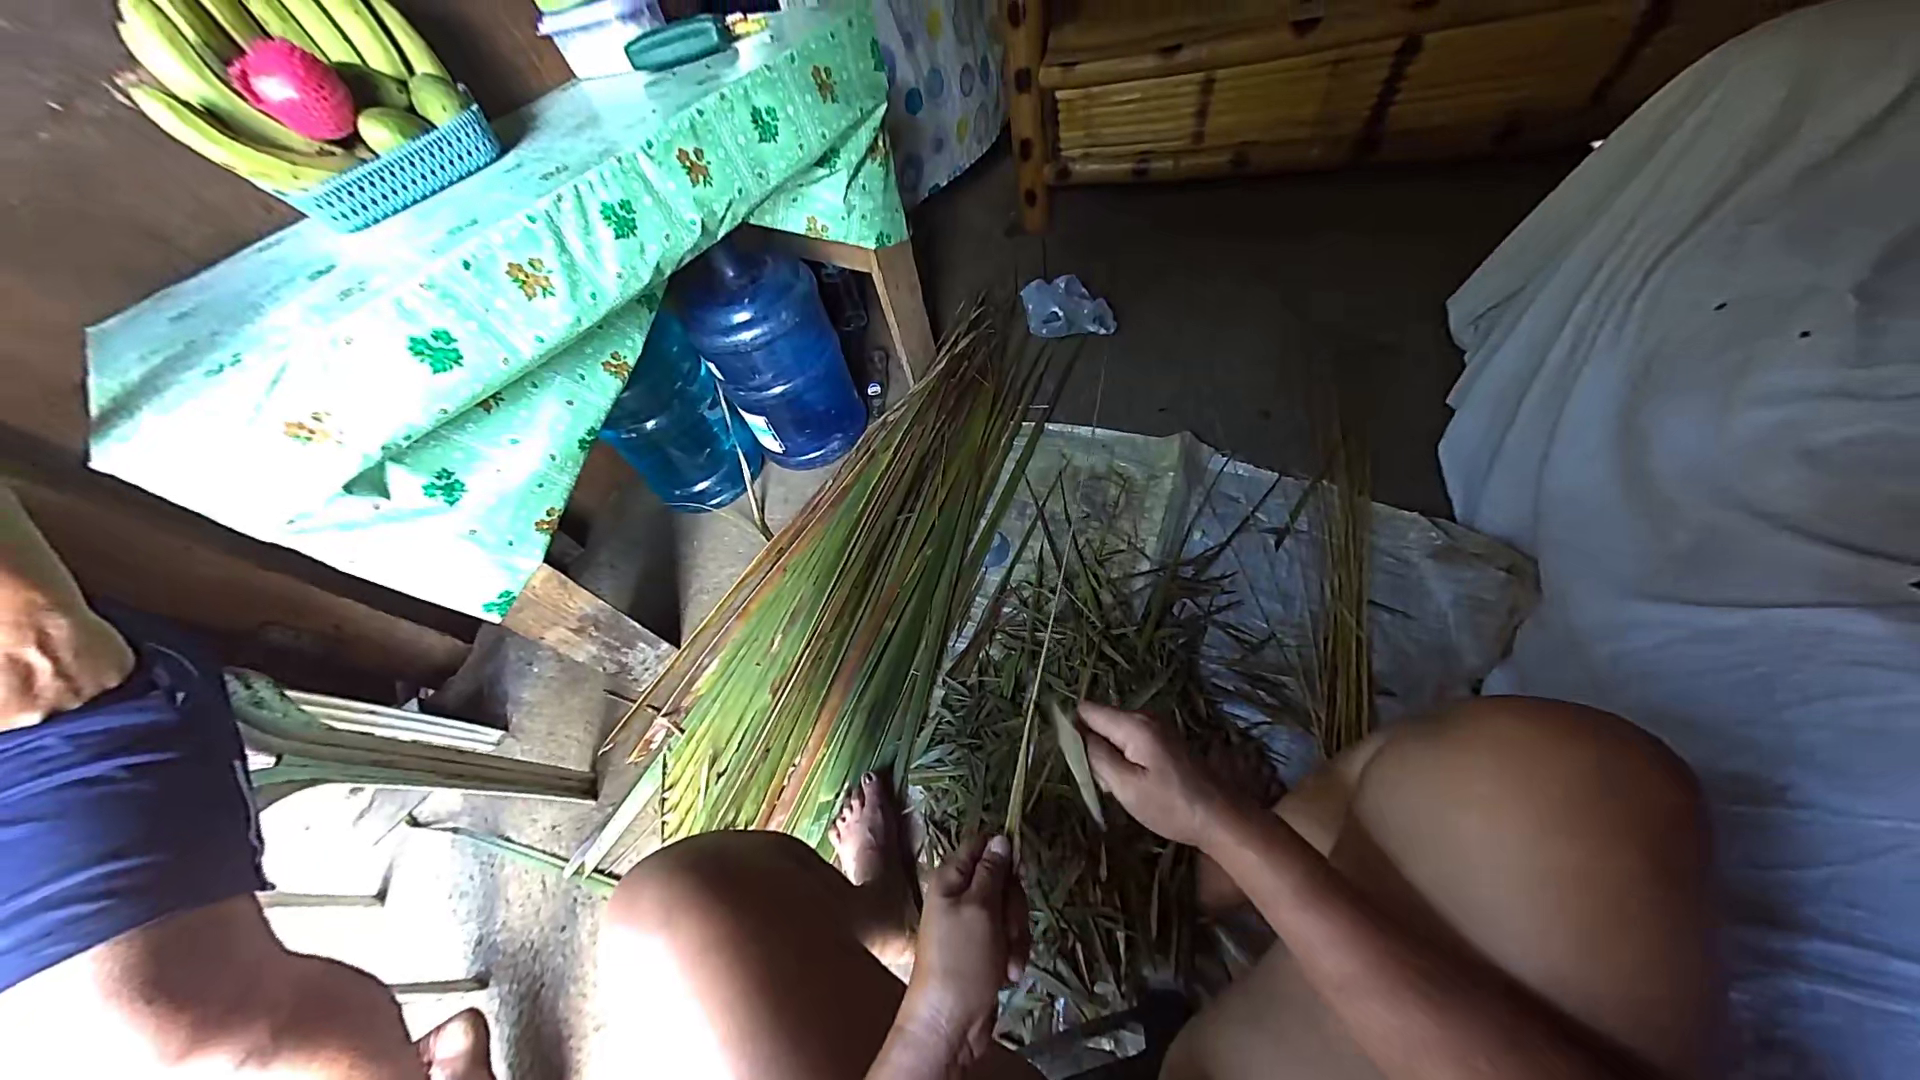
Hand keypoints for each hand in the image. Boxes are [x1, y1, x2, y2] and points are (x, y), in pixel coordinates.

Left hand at [898, 834, 1028, 1062]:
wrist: (950, 1025)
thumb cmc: (962, 960)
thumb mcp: (980, 908)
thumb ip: (992, 872)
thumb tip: (1001, 838)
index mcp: (951, 878)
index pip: (981, 845)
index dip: (1003, 854)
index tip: (1019, 873)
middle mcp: (960, 896)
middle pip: (1002, 879)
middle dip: (1013, 905)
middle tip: (1008, 927)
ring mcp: (972, 923)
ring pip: (1009, 910)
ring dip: (1016, 935)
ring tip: (1008, 958)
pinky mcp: (984, 948)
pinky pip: (1009, 937)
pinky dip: (1013, 953)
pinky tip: (1008, 972)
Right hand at [1078, 702, 1231, 847]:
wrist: (1221, 818)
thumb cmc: (1171, 806)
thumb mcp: (1126, 787)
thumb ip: (1097, 756)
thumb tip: (1075, 733)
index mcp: (1133, 725)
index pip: (1087, 710)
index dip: (1072, 727)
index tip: (1070, 755)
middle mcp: (1145, 717)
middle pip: (1100, 720)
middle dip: (1091, 744)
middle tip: (1100, 779)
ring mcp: (1157, 727)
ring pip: (1114, 732)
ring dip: (1108, 755)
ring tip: (1117, 785)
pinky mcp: (1164, 739)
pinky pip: (1130, 740)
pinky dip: (1123, 757)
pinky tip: (1134, 783)